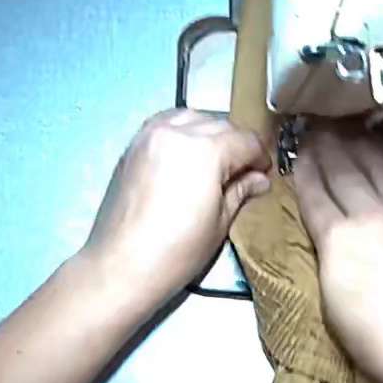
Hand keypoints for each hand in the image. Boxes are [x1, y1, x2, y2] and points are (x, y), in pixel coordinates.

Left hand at [78, 109, 271, 311]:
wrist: (120, 266)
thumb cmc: (176, 252)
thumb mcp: (219, 224)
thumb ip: (240, 191)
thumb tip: (259, 179)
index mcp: (205, 151)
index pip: (246, 140)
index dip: (260, 158)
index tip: (262, 175)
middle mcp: (177, 132)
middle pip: (220, 125)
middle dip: (236, 145)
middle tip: (240, 173)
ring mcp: (150, 135)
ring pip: (192, 117)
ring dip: (209, 132)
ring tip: (212, 162)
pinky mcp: (133, 145)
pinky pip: (165, 122)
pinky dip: (182, 130)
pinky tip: (186, 154)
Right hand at [291, 128, 382, 382]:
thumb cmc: (381, 344)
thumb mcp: (333, 303)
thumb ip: (330, 259)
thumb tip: (331, 236)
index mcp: (338, 239)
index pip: (314, 194)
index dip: (304, 169)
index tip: (298, 149)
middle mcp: (373, 214)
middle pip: (345, 171)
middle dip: (329, 145)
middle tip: (319, 124)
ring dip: (366, 143)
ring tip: (354, 126)